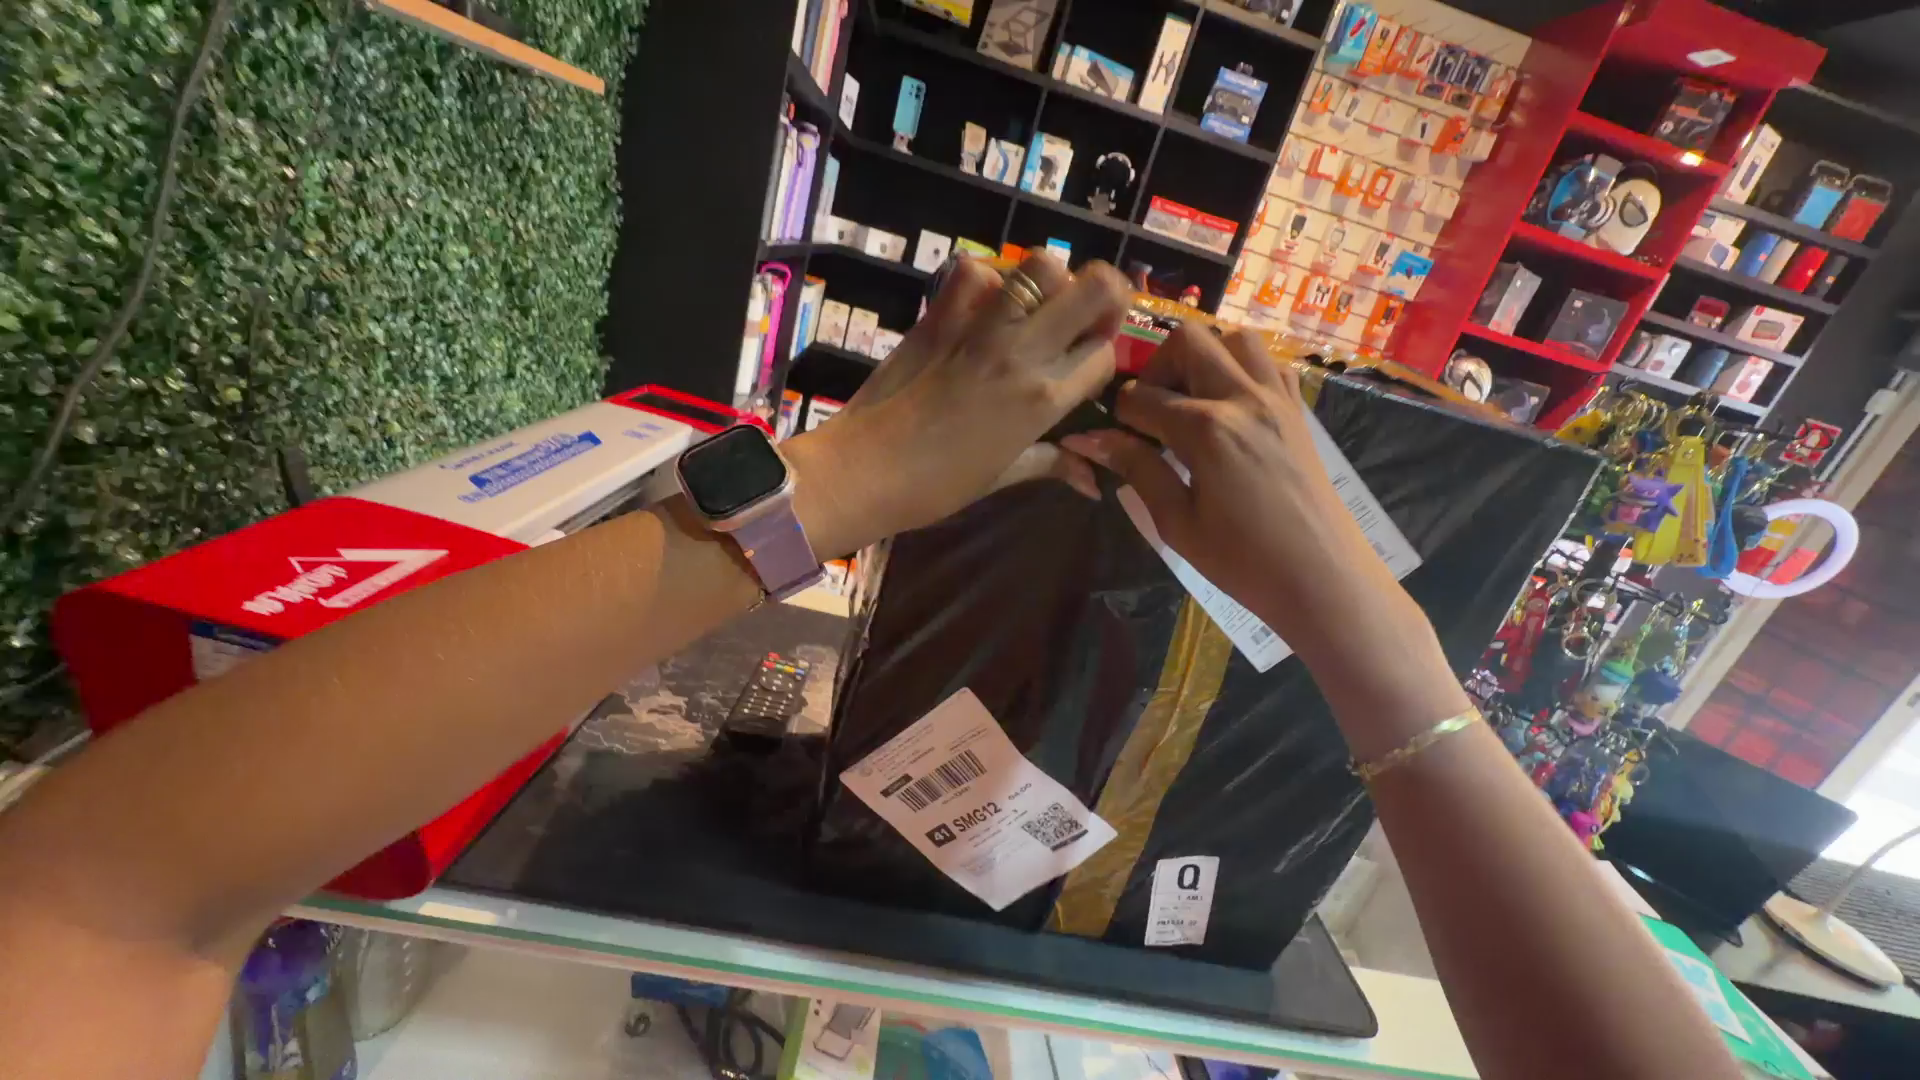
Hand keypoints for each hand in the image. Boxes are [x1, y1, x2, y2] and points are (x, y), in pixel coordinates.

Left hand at [787, 254, 1129, 555]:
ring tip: (1034, 309)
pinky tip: (983, 308)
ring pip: (1043, 264)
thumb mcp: (1003, 476)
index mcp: (1042, 399)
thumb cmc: (936, 486)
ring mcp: (980, 325)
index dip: (1102, 355)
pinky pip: (978, 270)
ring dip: (1050, 281)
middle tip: (1083, 318)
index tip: (1085, 365)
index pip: (1105, 352)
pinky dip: (988, 280)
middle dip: (1104, 296)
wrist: (862, 470)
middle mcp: (1022, 351)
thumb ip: (1054, 464)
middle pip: (1095, 286)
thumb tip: (1094, 480)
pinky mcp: (939, 312)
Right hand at [1059, 326, 1464, 747]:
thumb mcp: (1177, 521)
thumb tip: (1089, 438)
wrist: (1323, 577)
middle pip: (1187, 341)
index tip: (1109, 436)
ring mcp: (1277, 398)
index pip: (1141, 398)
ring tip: (1189, 401)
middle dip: (1156, 367)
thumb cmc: (1242, 561)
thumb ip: (1137, 468)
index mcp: (1206, 430)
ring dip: (1203, 357)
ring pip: (1234, 337)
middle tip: (1150, 410)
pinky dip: (1241, 368)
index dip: (1116, 416)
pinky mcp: (1298, 409)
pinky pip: (1268, 361)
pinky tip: (1228, 408)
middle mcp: (1242, 397)